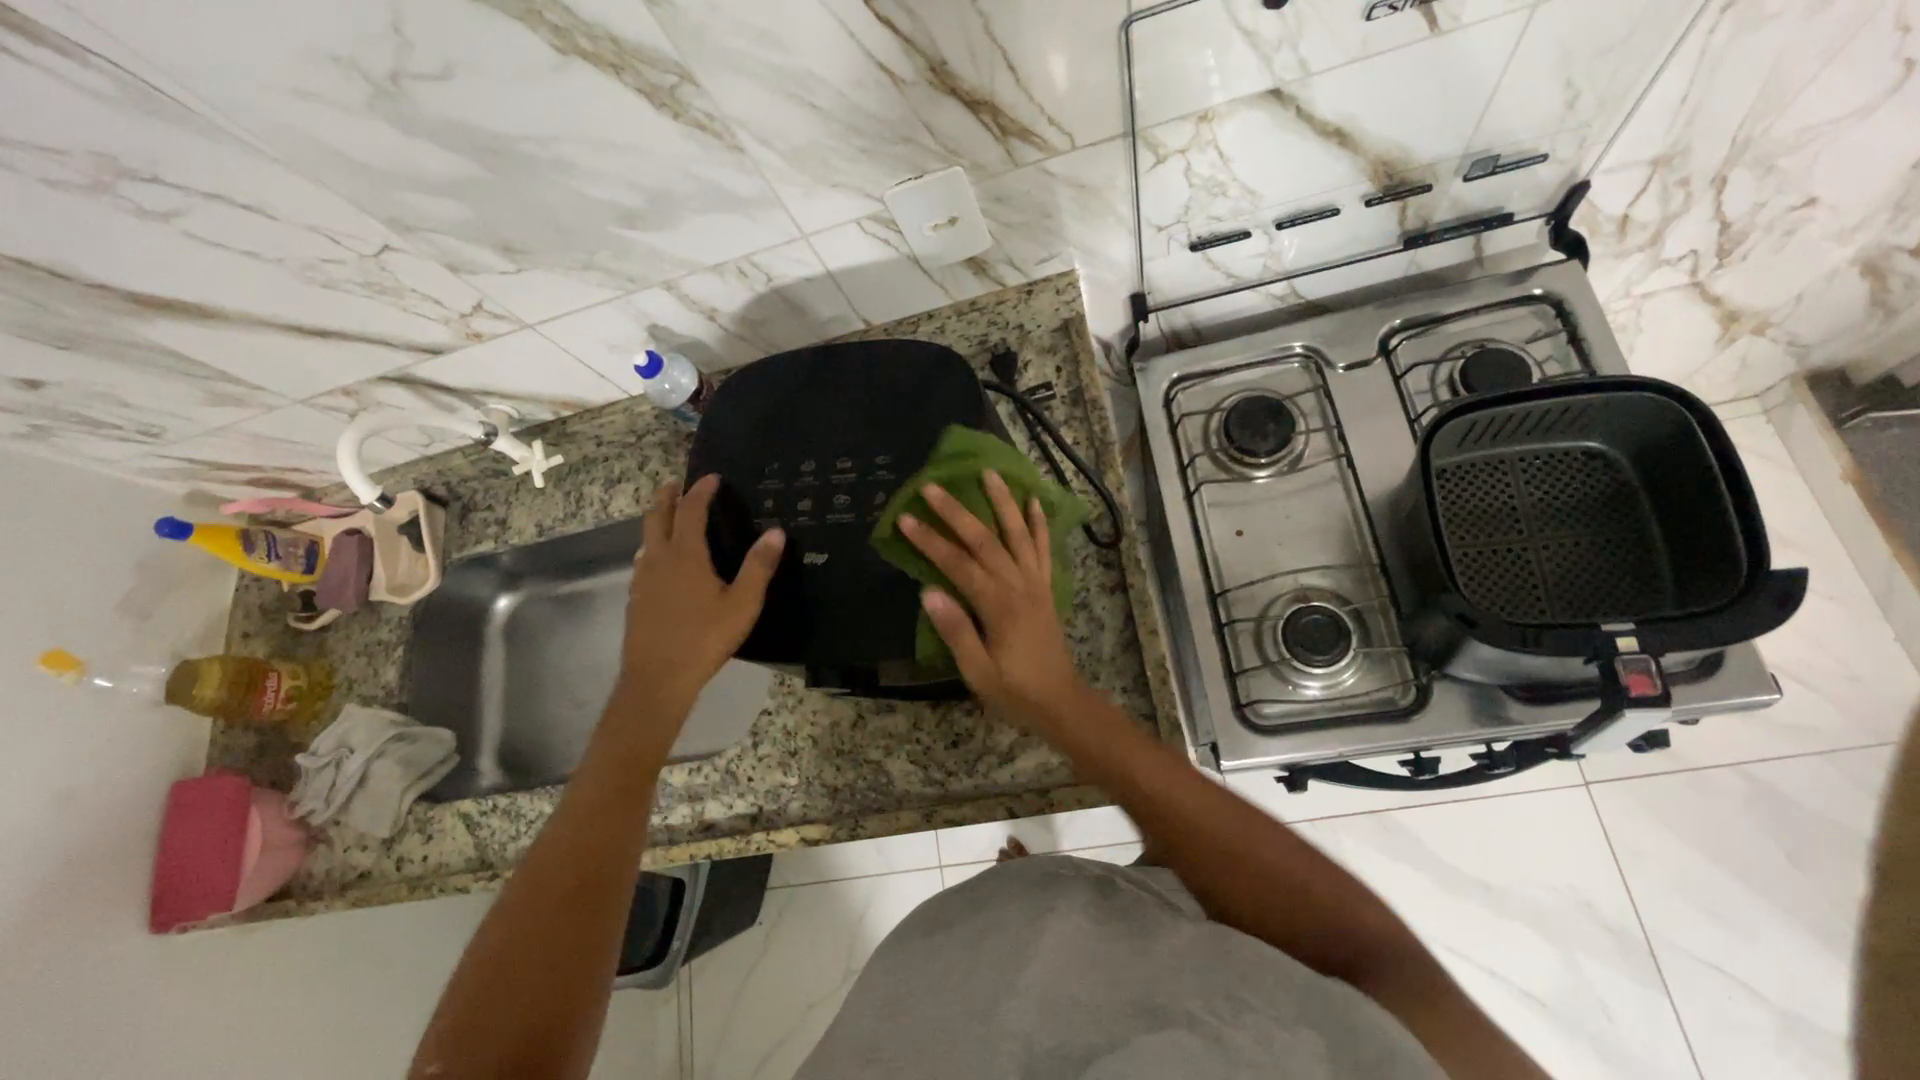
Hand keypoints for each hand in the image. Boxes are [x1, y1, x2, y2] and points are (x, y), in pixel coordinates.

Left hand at [619, 476, 784, 718]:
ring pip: (646, 539)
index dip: (700, 491)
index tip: (711, 477)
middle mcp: (659, 559)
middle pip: (657, 517)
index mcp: (685, 555)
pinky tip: (662, 565)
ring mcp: (642, 579)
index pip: (690, 510)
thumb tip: (775, 532)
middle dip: (667, 496)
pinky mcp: (636, 599)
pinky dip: (653, 548)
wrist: (657, 678)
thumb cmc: (704, 639)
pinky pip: (643, 562)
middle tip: (676, 483)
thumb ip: (758, 567)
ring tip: (670, 520)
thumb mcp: (742, 604)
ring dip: (657, 522)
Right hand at [898, 471, 1089, 734]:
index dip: (930, 540)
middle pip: (985, 540)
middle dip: (956, 511)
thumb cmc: (1014, 692)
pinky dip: (1039, 523)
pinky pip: (1043, 549)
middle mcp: (1018, 586)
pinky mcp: (1046, 589)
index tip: (906, 518)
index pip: (957, 564)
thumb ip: (955, 630)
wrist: (1061, 702)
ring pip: (1018, 534)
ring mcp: (1035, 584)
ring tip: (989, 473)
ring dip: (1003, 502)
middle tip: (932, 486)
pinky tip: (1034, 502)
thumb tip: (928, 591)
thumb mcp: (978, 672)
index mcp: (997, 606)